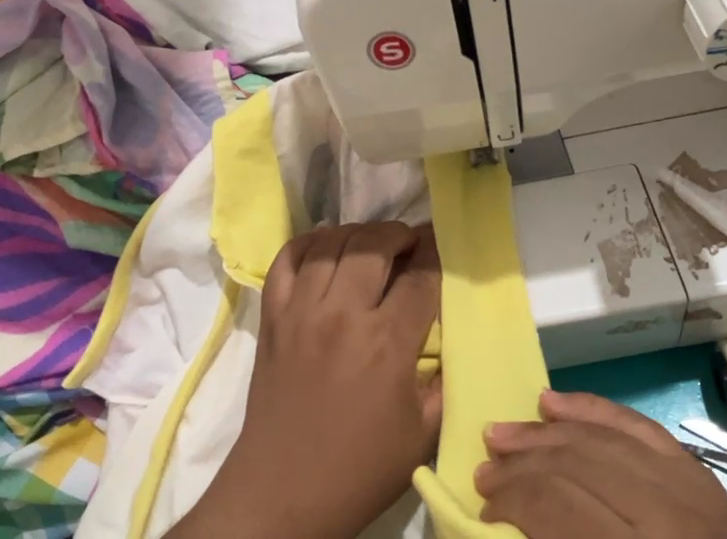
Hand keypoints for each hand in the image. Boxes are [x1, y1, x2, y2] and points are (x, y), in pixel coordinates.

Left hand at [171, 222, 441, 538]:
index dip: (436, 254)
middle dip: (399, 235)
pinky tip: (326, 246)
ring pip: (331, 243)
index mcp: (387, 343)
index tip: (442, 244)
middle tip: (410, 243)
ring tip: (373, 244)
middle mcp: (343, 315)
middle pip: (374, 245)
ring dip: (358, 234)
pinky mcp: (272, 317)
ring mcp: (301, 311)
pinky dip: (308, 243)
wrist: (283, 491)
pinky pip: (287, 259)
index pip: (420, 276)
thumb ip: (444, 378)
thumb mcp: (423, 433)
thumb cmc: (360, 467)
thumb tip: (454, 336)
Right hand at [478, 390, 726, 538]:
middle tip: (485, 471)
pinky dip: (595, 411)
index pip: (557, 505)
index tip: (482, 510)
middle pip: (577, 463)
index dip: (512, 500)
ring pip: (604, 438)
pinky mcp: (703, 480)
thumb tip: (496, 530)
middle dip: (521, 463)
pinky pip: (640, 428)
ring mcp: (693, 494)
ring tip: (504, 433)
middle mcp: (670, 521)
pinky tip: (557, 405)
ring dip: (546, 431)